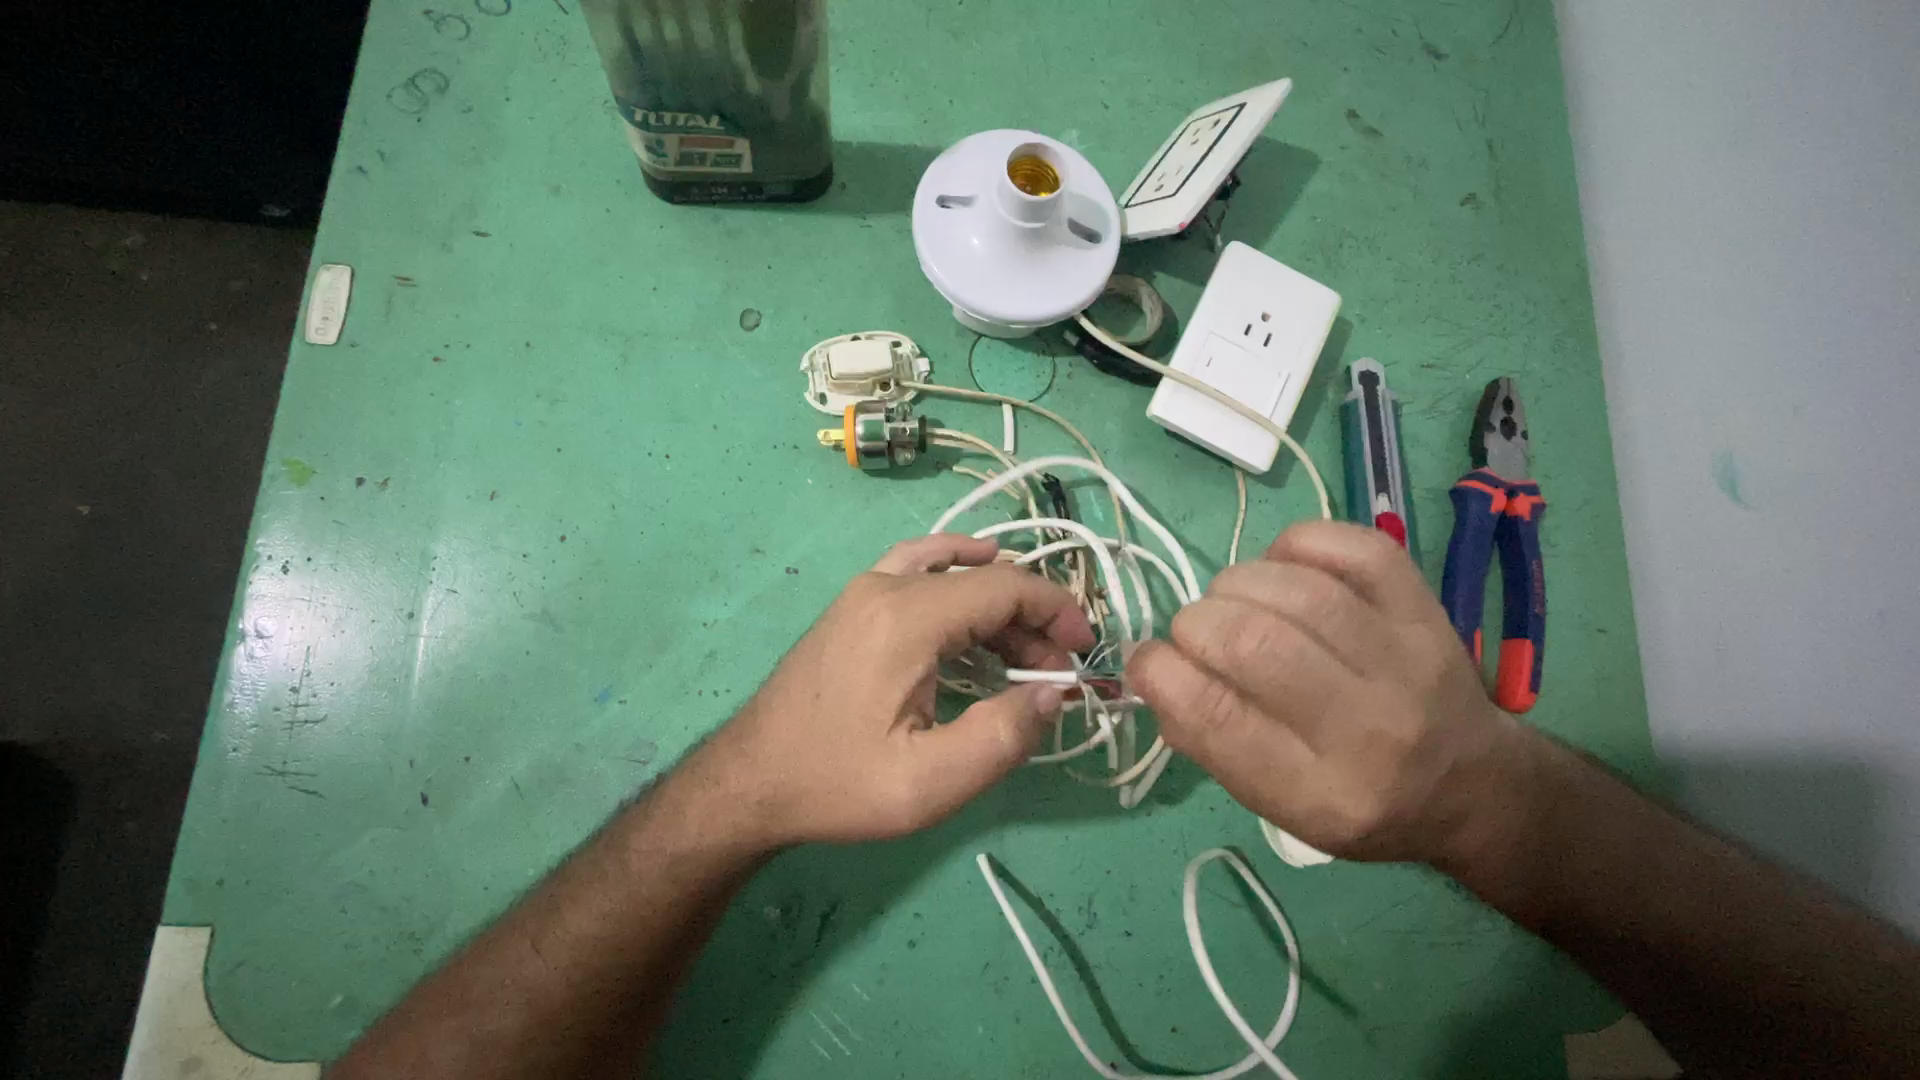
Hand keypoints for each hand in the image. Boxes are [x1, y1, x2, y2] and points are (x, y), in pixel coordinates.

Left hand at [689, 534, 1094, 848]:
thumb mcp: (929, 783)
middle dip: (1033, 621)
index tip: (1085, 652)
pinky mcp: (854, 605)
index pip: (1006, 587)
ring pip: (954, 574)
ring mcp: (864, 590)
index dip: (1057, 611)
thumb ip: (1003, 736)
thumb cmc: (837, 784)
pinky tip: (975, 585)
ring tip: (1026, 658)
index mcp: (907, 619)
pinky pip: (918, 569)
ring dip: (999, 608)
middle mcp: (886, 587)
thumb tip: (1054, 693)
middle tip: (1055, 676)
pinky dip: (958, 575)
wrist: (750, 781)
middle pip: (983, 580)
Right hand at [1126, 521, 1531, 864]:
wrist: (1470, 785)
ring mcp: (1405, 661)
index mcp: (1319, 793)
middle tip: (1193, 633)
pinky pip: (1351, 548)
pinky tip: (1280, 570)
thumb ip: (1206, 741)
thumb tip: (1153, 669)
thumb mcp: (1274, 805)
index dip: (1158, 672)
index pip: (1215, 715)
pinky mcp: (1424, 610)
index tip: (1148, 662)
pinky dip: (1294, 545)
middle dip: (1194, 624)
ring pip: (1296, 591)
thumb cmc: (1354, 799)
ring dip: (1235, 584)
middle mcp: (1369, 729)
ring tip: (1232, 602)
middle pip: (1252, 643)